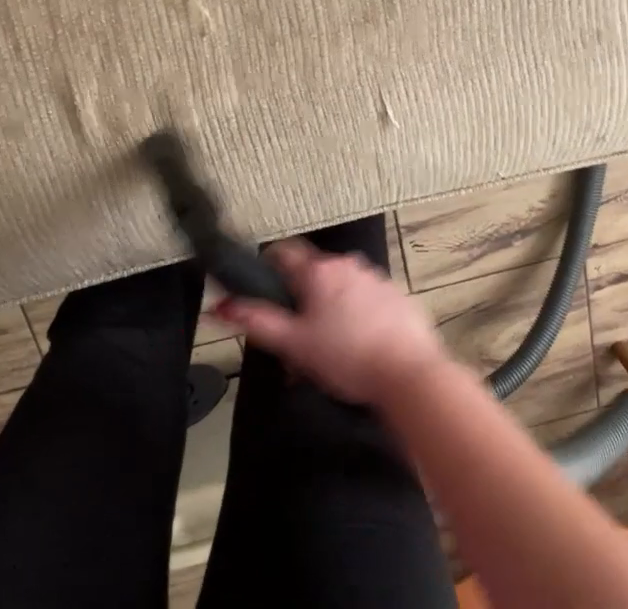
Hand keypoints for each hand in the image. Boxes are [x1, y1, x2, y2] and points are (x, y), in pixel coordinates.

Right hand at [213, 239, 448, 404]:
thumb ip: (255, 322)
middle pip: (314, 275)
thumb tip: (218, 305)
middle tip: (295, 338)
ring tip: (329, 350)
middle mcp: (350, 265)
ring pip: (342, 288)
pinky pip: (370, 301)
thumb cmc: (346, 357)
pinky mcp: (400, 298)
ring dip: (331, 309)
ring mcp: (378, 279)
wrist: (409, 374)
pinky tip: (361, 347)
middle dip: (301, 301)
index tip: (262, 292)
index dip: (267, 268)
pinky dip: (360, 316)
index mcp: (319, 271)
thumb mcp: (294, 344)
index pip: (283, 253)